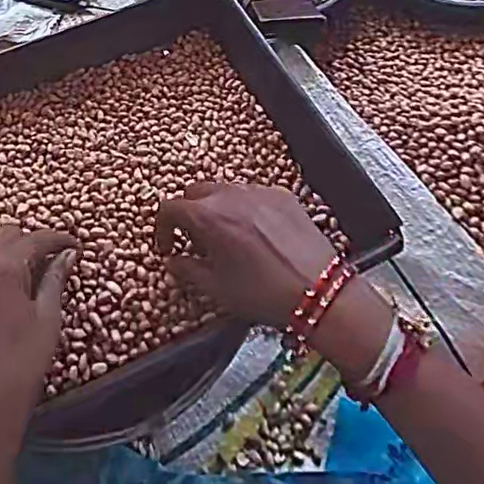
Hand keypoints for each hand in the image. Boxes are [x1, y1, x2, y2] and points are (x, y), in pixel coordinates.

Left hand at [0, 226, 76, 462]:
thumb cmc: (18, 371)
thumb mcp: (47, 322)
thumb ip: (55, 281)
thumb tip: (66, 256)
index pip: (33, 239)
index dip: (57, 239)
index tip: (72, 245)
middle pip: (3, 238)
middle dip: (28, 243)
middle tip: (49, 262)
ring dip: (4, 261)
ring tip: (24, 285)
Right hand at [154, 181, 340, 326]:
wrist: (319, 290)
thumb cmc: (263, 292)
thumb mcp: (215, 288)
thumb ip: (187, 270)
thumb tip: (174, 261)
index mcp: (206, 216)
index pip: (170, 208)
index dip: (163, 228)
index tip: (168, 245)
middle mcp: (229, 195)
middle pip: (195, 192)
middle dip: (189, 213)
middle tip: (194, 239)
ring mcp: (258, 191)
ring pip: (225, 190)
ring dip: (217, 208)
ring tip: (226, 236)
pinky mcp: (283, 195)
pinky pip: (253, 195)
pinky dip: (246, 208)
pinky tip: (257, 234)